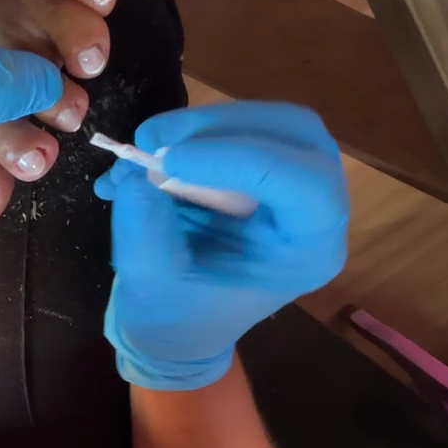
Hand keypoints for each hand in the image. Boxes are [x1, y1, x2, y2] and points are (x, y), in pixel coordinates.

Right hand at [94, 102, 348, 389]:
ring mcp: (288, 184)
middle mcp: (312, 210)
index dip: (239, 158)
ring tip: (140, 149)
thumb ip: (143, 229)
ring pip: (262, 121)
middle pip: (292, 133)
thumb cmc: (171, 318)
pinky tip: (141, 157)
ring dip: (195, 126)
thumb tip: (135, 174)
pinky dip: (182, 134)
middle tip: (152, 139)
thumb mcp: (149, 282)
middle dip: (217, 127)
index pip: (303, 182)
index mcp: (306, 251)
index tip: (169, 161)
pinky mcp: (257, 169)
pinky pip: (230, 129)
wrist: (172, 327)